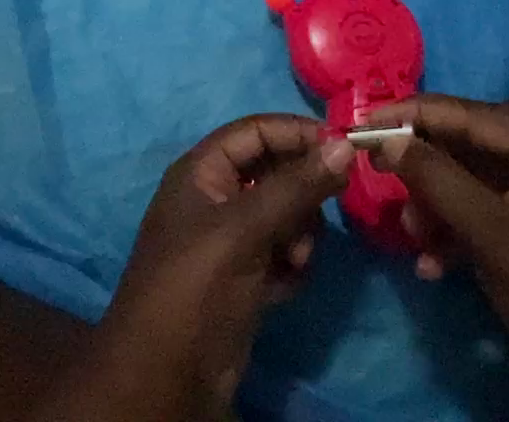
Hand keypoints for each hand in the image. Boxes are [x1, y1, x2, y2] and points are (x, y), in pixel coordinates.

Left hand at [36, 114, 353, 421]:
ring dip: (299, 233)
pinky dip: (291, 264)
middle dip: (301, 192)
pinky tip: (286, 284)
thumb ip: (296, 185)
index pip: (255, 131)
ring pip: (284, 213)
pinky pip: (282, 251)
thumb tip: (344, 145)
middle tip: (321, 213)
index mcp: (201, 172)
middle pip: (274, 171)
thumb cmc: (196, 286)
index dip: (296, 132)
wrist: (165, 377)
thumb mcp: (245, 228)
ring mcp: (229, 240)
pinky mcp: (244, 277)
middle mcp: (215, 198)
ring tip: (295, 259)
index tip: (342, 148)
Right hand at [371, 95, 508, 421]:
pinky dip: (467, 225)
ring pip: (481, 177)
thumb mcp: (493, 237)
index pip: (473, 113)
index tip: (363, 121)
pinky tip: (439, 262)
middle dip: (428, 174)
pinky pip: (499, 203)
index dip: (413, 116)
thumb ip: (437, 180)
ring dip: (443, 207)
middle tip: (384, 187)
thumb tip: (387, 139)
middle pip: (475, 144)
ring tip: (417, 242)